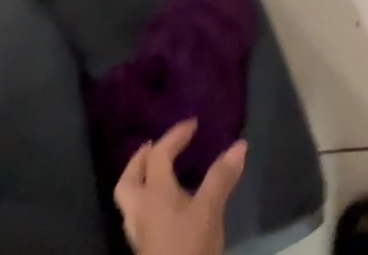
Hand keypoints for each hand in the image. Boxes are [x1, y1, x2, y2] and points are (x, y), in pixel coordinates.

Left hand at [113, 119, 247, 254]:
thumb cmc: (190, 247)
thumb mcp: (210, 210)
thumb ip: (222, 177)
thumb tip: (239, 145)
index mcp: (154, 193)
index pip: (160, 154)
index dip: (175, 136)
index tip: (192, 124)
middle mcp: (139, 208)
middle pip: (129, 177)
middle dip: (142, 159)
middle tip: (156, 147)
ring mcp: (138, 230)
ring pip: (128, 198)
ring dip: (139, 180)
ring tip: (156, 175)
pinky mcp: (143, 248)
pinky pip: (136, 215)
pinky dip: (144, 202)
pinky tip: (161, 209)